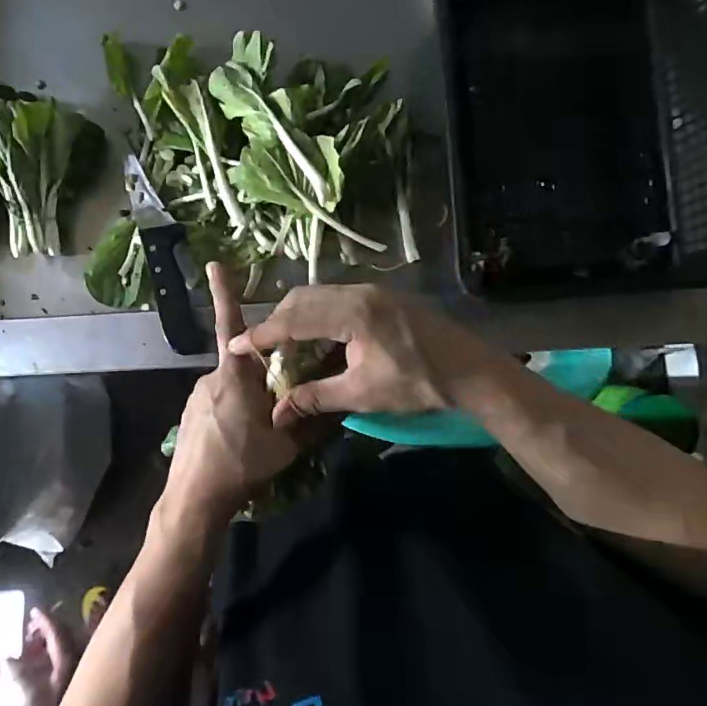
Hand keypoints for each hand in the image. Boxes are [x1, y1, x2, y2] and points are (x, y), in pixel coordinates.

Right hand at [7, 607, 75, 705]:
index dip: (46, 620)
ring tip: (31, 638)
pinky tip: (37, 660)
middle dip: (49, 627)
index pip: (57, 634)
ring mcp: (78, 668)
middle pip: (65, 635)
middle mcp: (76, 660)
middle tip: (30, 624)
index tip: (33, 611)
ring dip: (51, 638)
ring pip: (67, 644)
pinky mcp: (76, 678)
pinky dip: (53, 651)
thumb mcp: (30, 701)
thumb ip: (19, 677)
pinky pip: (65, 656)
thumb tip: (7, 658)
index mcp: (66, 662)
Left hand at [164, 263, 301, 517]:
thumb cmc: (241, 465)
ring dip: (249, 397)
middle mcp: (211, 379)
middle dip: (262, 372)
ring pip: (231, 385)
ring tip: (262, 429)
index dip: (225, 294)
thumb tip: (341, 406)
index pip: (233, 328)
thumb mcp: (287, 445)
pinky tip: (243, 438)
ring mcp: (196, 398)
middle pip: (242, 363)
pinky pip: (219, 402)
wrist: (194, 499)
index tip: (214, 263)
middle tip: (282, 395)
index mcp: (234, 377)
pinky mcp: (189, 416)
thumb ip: (314, 421)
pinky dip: (234, 411)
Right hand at [230, 285, 500, 427]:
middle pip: (303, 298)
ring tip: (283, 344)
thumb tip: (277, 414)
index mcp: (353, 312)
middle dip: (276, 322)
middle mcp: (360, 292)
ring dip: (297, 316)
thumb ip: (315, 398)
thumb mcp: (362, 394)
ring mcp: (374, 291)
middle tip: (259, 348)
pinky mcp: (384, 297)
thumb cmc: (418, 384)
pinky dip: (318, 314)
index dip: (261, 335)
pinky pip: (338, 298)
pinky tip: (317, 338)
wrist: (471, 371)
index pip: (293, 319)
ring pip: (321, 295)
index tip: (235, 348)